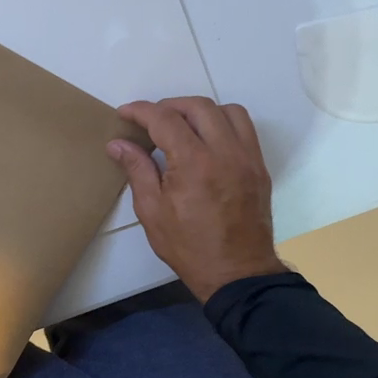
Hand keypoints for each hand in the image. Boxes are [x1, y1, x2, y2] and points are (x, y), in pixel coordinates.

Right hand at [109, 97, 286, 302]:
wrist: (236, 272)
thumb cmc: (187, 245)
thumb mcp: (151, 210)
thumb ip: (137, 169)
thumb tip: (118, 143)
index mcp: (194, 163)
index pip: (165, 119)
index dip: (141, 111)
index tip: (125, 113)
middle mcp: (225, 152)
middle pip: (198, 106)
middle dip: (169, 106)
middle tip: (150, 120)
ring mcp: (247, 158)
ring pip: (228, 111)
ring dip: (200, 111)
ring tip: (181, 126)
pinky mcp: (258, 167)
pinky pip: (244, 129)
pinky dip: (222, 124)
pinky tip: (205, 141)